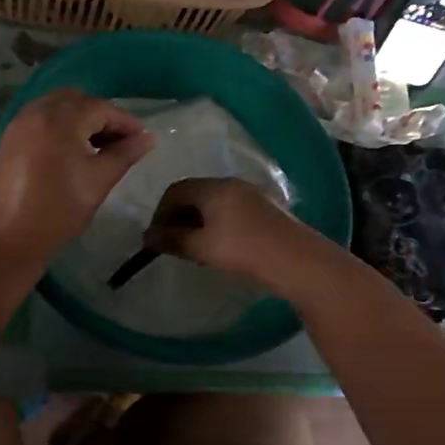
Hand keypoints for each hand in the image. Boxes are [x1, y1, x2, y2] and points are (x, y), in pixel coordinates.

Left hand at [0, 89, 153, 262]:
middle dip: (101, 117)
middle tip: (120, 142)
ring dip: (80, 120)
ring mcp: (19, 124)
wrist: (9, 237)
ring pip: (56, 108)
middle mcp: (36, 112)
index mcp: (60, 118)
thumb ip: (124, 154)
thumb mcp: (98, 181)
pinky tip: (70, 152)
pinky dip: (59, 126)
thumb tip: (147, 138)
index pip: (101, 108)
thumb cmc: (59, 209)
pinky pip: (40, 120)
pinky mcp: (9, 139)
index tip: (143, 139)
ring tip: (97, 148)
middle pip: (77, 101)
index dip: (125, 122)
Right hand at [143, 177, 328, 289]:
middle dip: (178, 217)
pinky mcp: (266, 209)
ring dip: (197, 222)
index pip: (174, 191)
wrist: (297, 260)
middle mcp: (231, 183)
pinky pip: (231, 210)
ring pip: (213, 203)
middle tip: (173, 243)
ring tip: (195, 248)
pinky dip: (216, 224)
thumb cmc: (242, 250)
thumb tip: (147, 237)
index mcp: (212, 188)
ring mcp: (252, 194)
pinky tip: (220, 246)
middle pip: (194, 194)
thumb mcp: (200, 247)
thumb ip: (171, 240)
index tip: (156, 237)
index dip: (159, 213)